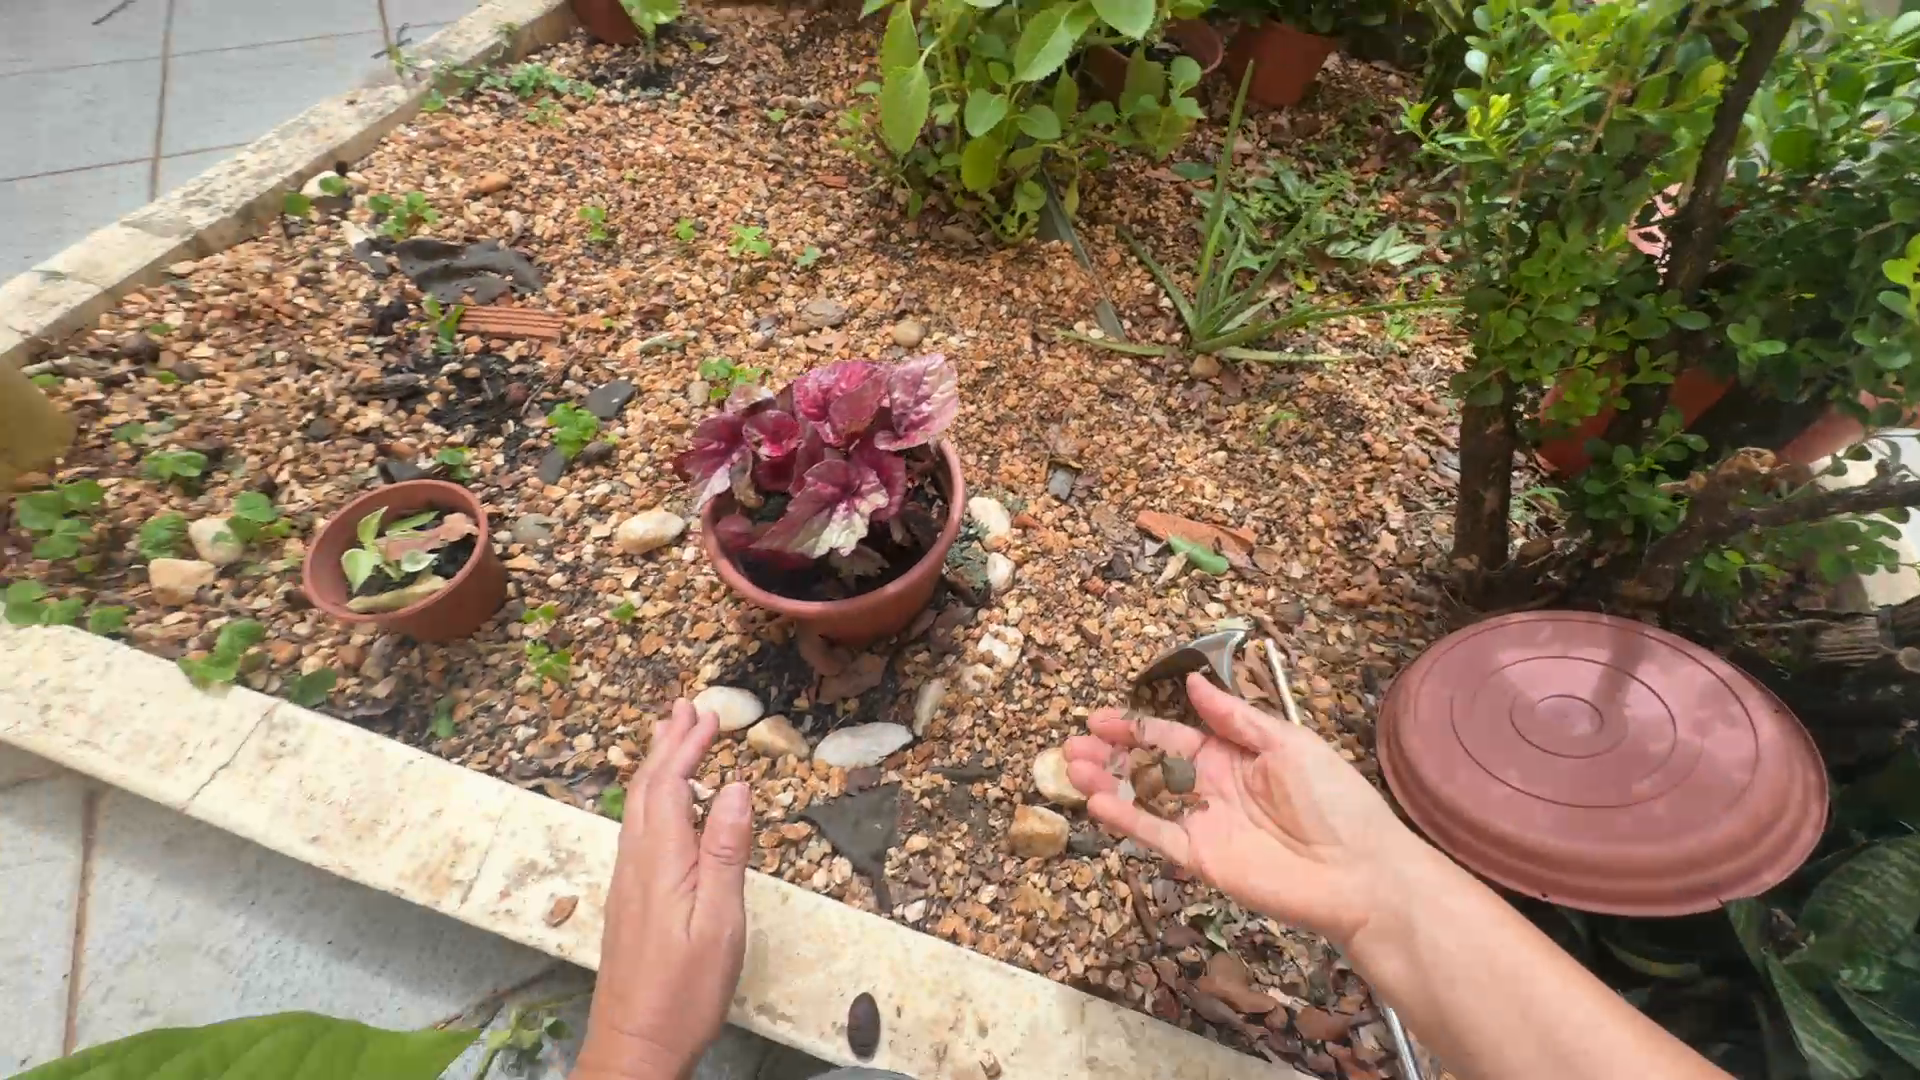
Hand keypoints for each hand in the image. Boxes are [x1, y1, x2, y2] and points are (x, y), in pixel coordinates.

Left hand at [575, 701, 751, 1079]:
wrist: (633, 1048)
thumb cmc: (685, 990)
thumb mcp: (720, 921)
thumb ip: (727, 851)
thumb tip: (737, 786)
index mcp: (662, 861)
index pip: (670, 786)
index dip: (688, 747)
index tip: (708, 715)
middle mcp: (638, 862)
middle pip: (646, 788)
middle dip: (666, 745)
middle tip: (683, 708)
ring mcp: (629, 880)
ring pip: (638, 806)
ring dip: (656, 765)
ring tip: (671, 737)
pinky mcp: (630, 897)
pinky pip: (639, 826)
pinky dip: (653, 794)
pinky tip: (664, 800)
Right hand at [1065, 673, 1420, 952]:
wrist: (1363, 870)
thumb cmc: (1333, 798)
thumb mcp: (1286, 742)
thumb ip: (1234, 717)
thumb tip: (1194, 681)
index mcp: (1226, 755)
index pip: (1168, 736)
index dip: (1133, 727)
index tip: (1098, 718)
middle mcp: (1206, 787)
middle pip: (1145, 766)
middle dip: (1108, 754)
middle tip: (1072, 745)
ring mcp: (1200, 823)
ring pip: (1142, 797)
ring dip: (1106, 782)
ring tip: (1072, 768)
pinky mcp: (1200, 857)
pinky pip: (1155, 834)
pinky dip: (1125, 818)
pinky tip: (1097, 802)